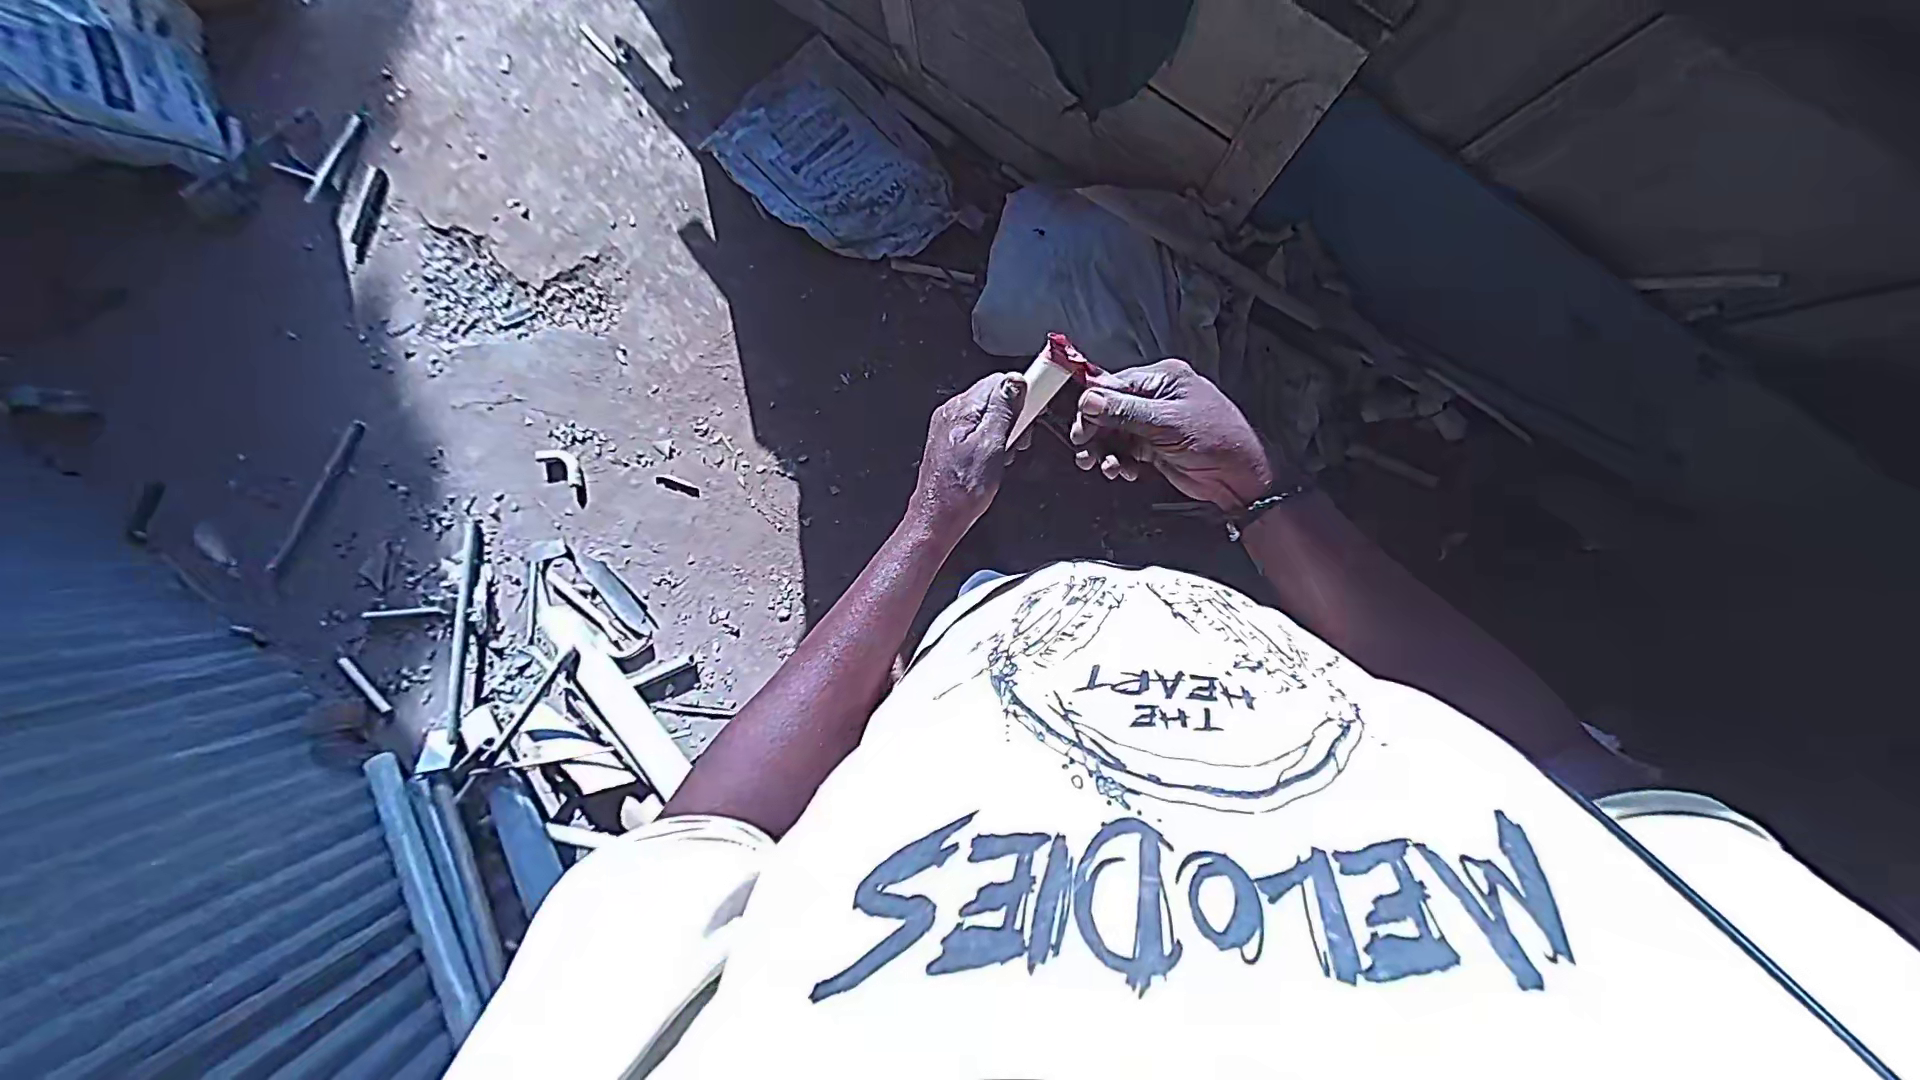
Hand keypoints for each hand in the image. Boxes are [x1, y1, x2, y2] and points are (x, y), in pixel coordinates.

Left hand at [911, 372, 1030, 536]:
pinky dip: (994, 442)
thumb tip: (1015, 382)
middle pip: (995, 397)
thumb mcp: (991, 446)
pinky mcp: (953, 443)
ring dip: (1006, 431)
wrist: (939, 517)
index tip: (1033, 413)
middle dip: (1014, 416)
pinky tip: (995, 460)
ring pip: (990, 415)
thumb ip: (1003, 410)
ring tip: (1005, 454)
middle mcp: (953, 414)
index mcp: (961, 409)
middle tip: (1018, 440)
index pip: (999, 381)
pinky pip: (981, 431)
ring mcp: (951, 428)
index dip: (1022, 394)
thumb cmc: (960, 490)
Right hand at [1072, 358, 1274, 511]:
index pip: (1112, 386)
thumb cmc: (1217, 441)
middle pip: (1107, 411)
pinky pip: (1123, 451)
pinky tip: (1122, 471)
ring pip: (1112, 434)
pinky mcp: (1152, 447)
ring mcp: (1152, 424)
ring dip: (1104, 451)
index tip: (1081, 429)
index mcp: (1162, 380)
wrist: (1240, 478)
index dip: (1091, 407)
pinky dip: (1118, 462)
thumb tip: (1089, 400)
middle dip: (1094, 433)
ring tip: (1105, 467)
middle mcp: (1154, 398)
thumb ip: (1125, 412)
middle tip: (1086, 451)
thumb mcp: (1167, 423)